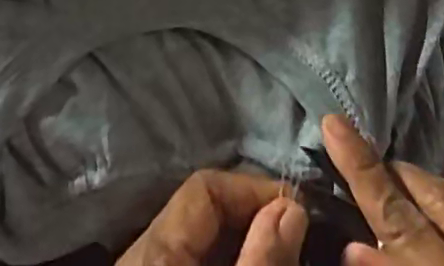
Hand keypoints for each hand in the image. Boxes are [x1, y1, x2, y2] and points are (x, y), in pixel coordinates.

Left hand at [117, 169, 308, 265]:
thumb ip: (259, 261)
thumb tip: (292, 207)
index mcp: (155, 247)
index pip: (207, 186)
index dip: (255, 189)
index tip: (299, 212)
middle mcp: (144, 251)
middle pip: (208, 212)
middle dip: (257, 216)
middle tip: (299, 237)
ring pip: (206, 240)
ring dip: (249, 241)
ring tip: (286, 253)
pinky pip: (198, 258)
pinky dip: (233, 259)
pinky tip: (257, 265)